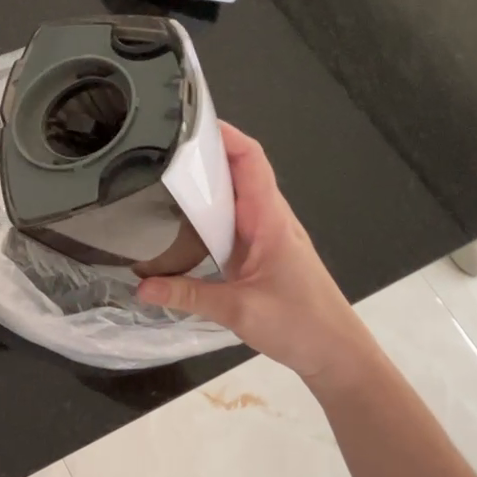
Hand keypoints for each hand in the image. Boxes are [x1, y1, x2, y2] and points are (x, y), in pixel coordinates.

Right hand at [135, 123, 377, 385]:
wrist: (337, 355)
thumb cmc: (300, 325)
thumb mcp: (238, 310)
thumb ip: (187, 296)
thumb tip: (140, 287)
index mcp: (270, 220)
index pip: (251, 160)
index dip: (224, 135)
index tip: (189, 122)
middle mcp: (268, 220)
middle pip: (238, 170)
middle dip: (203, 152)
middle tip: (158, 146)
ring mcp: (264, 236)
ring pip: (232, 195)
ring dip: (203, 181)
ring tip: (160, 173)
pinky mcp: (257, 253)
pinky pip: (229, 220)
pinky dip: (205, 210)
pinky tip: (178, 217)